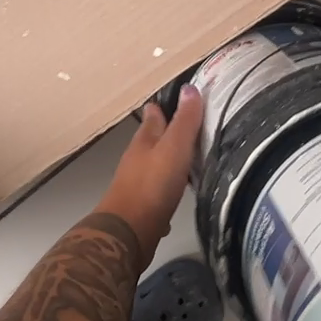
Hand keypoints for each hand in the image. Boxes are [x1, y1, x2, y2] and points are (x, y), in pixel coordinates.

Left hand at [94, 84, 202, 248]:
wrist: (129, 232)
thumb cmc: (152, 185)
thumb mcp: (174, 148)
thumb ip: (184, 121)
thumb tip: (190, 89)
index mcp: (144, 140)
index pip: (154, 115)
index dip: (165, 106)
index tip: (181, 99)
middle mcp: (138, 158)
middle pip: (154, 140)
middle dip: (169, 134)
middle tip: (191, 129)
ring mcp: (137, 183)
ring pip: (156, 166)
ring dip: (170, 162)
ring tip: (191, 161)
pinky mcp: (142, 207)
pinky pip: (157, 192)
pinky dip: (168, 189)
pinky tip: (179, 195)